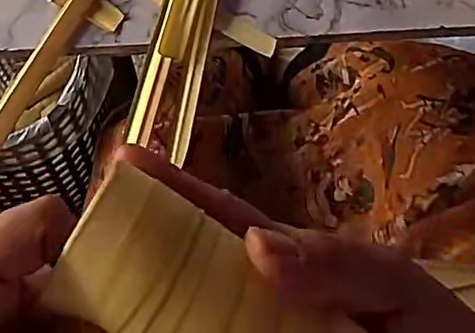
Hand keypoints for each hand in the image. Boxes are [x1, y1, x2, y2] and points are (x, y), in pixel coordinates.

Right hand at [115, 146, 474, 332]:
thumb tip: (254, 242)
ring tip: (84, 295)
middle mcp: (264, 306)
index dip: (176, 190)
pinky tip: (133, 330)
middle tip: (81, 234)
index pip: (223, 222)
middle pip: (189, 275)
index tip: (126, 159)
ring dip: (139, 306)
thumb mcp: (393, 283)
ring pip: (188, 320)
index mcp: (294, 265)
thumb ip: (332, 260)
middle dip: (138, 247)